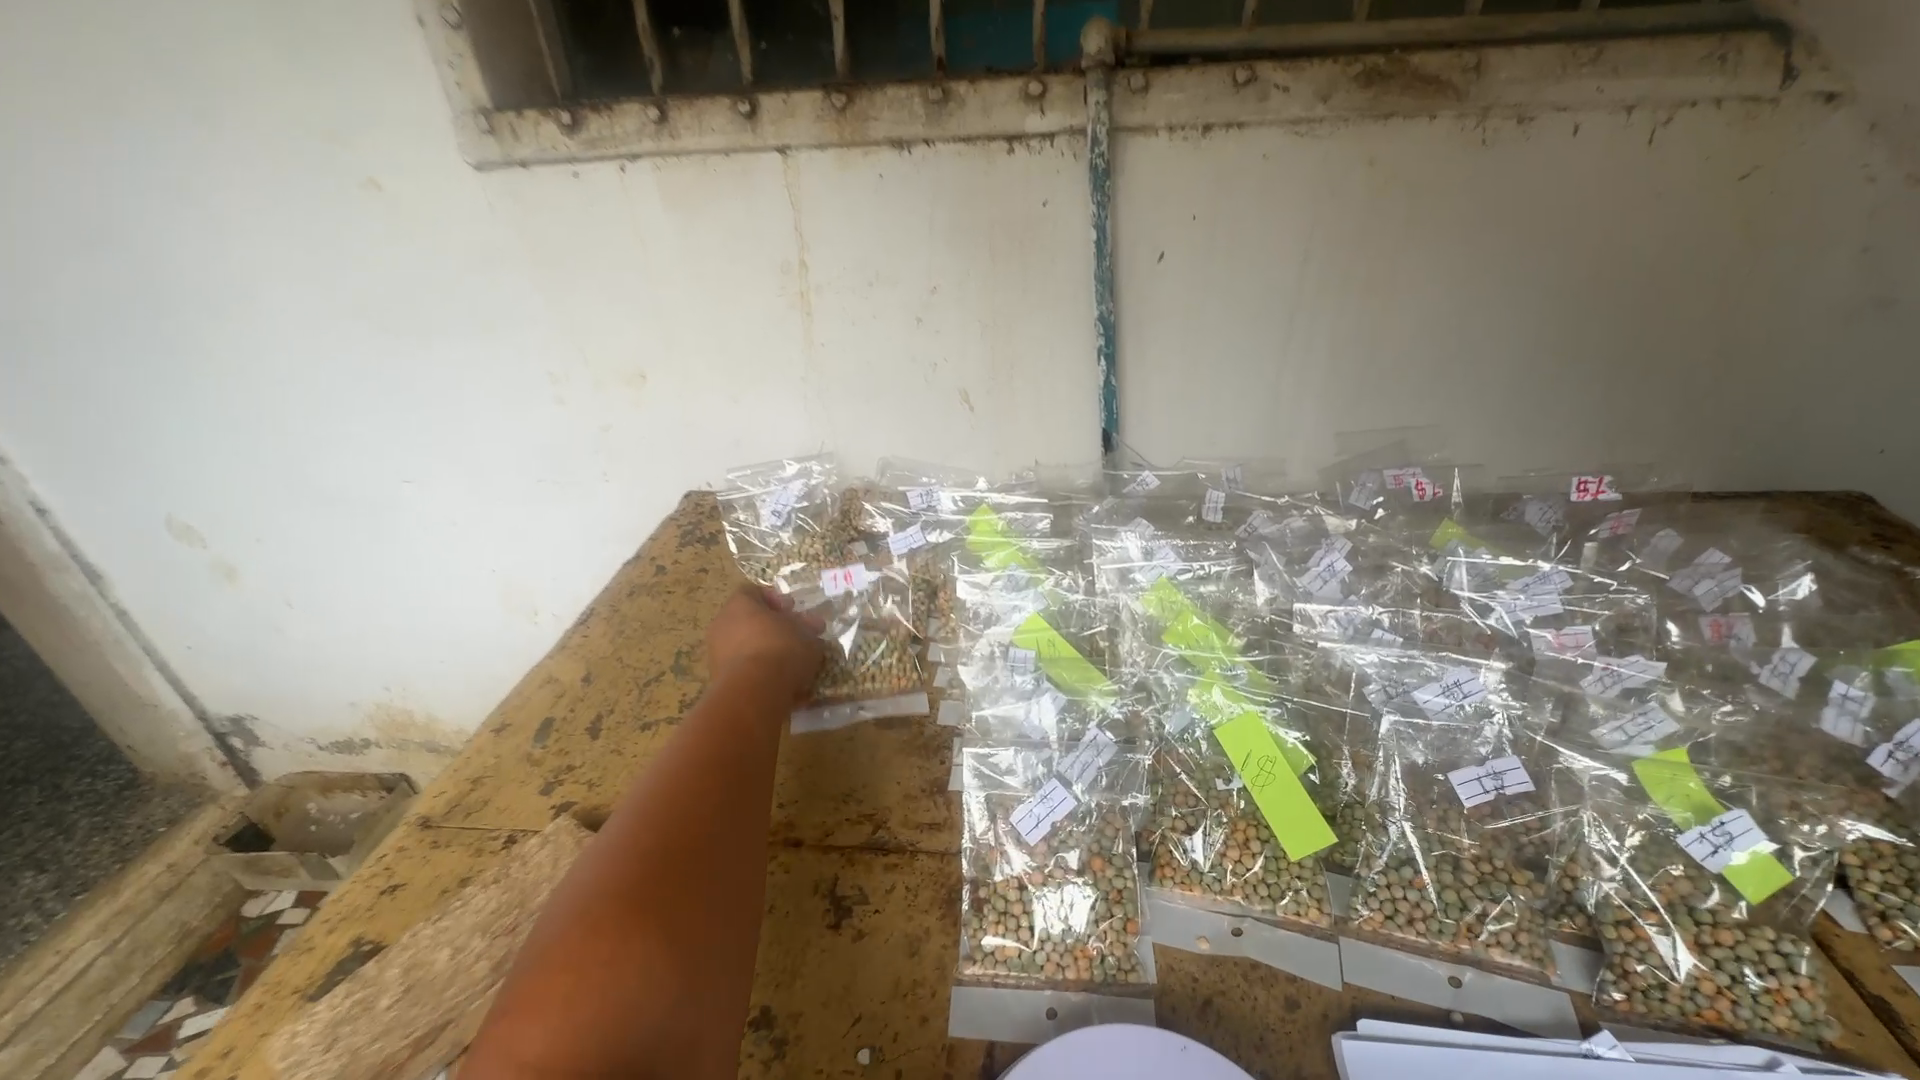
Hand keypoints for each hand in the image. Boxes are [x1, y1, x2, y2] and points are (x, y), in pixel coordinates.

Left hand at [706, 585, 826, 704]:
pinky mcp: (718, 678)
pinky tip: (778, 679)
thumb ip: (808, 627)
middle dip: (773, 627)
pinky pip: (742, 667)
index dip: (776, 600)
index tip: (793, 611)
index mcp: (740, 604)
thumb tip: (812, 625)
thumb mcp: (806, 634)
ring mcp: (717, 652)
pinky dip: (758, 670)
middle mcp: (722, 623)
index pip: (754, 591)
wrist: (755, 691)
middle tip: (795, 637)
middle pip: (749, 619)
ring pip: (745, 645)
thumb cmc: (782, 649)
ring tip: (790, 662)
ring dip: (765, 650)